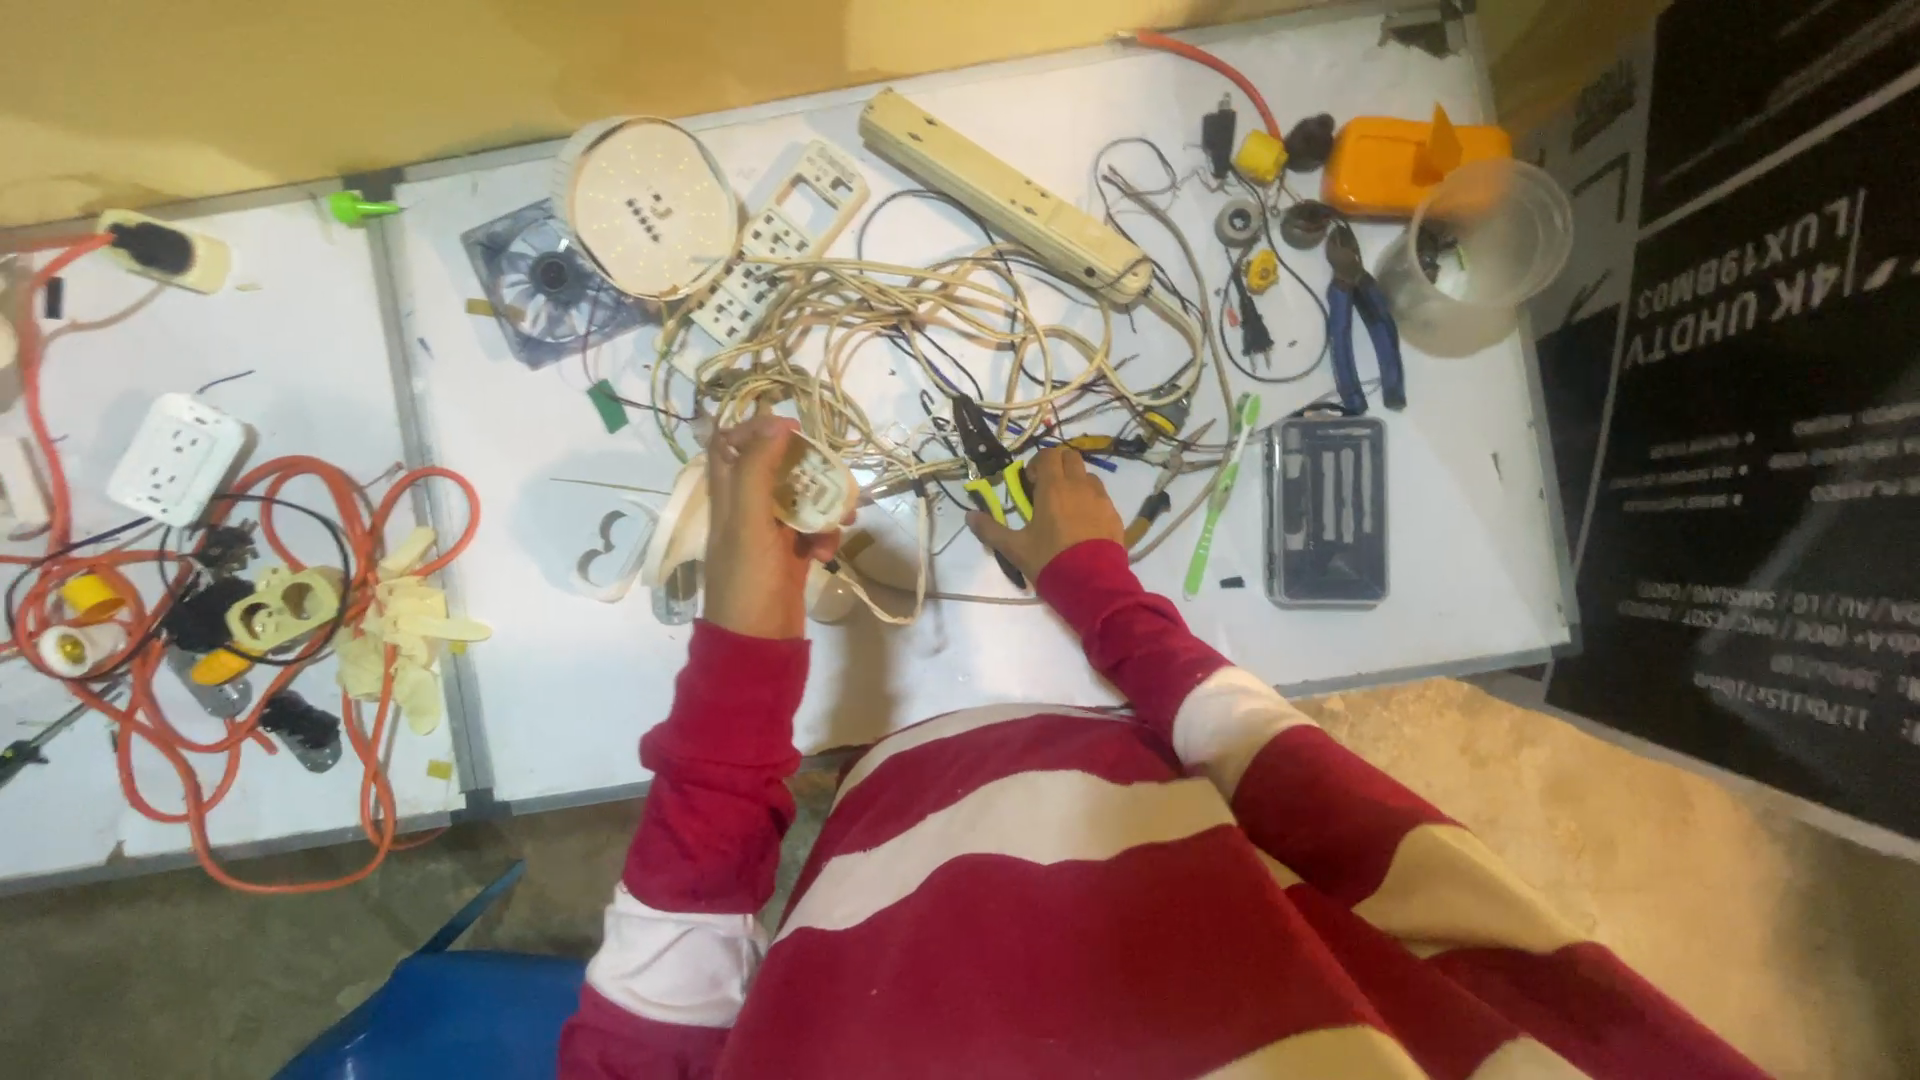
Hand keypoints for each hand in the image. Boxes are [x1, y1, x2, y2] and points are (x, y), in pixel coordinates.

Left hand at [702, 415, 843, 639]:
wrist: (759, 643)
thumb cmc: (749, 580)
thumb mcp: (748, 520)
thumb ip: (757, 469)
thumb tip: (778, 423)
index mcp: (727, 496)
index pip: (729, 444)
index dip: (756, 429)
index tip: (793, 430)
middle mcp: (746, 509)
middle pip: (776, 468)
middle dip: (808, 469)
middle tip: (833, 474)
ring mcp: (771, 533)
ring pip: (802, 499)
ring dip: (826, 504)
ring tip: (848, 516)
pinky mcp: (792, 555)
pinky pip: (814, 531)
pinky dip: (826, 535)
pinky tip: (830, 551)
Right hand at [966, 446, 1123, 581]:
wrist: (1092, 584)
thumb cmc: (1049, 561)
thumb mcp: (1015, 548)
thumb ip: (990, 530)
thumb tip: (969, 516)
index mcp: (1054, 488)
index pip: (1048, 455)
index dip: (1038, 464)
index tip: (1030, 483)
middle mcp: (1079, 486)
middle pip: (1071, 457)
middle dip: (1058, 467)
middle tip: (1047, 490)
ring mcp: (1101, 499)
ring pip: (1088, 476)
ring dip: (1076, 482)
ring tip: (1066, 507)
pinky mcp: (1114, 515)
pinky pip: (1102, 497)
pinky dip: (1090, 501)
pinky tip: (1083, 524)